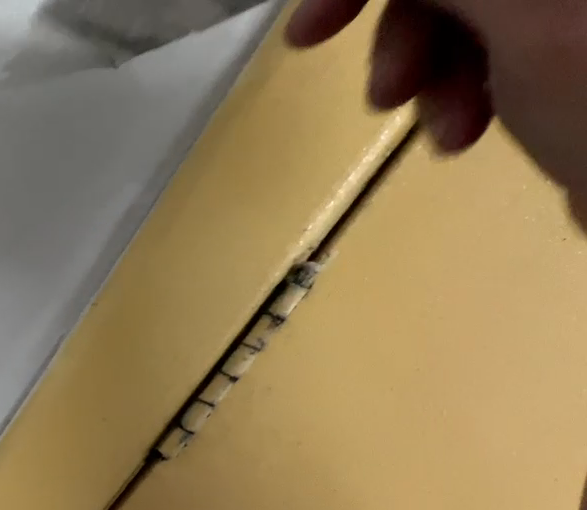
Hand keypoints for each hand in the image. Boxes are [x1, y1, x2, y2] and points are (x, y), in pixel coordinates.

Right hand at [286, 0, 586, 225]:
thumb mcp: (529, 14)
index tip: (315, 28)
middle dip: (405, 26)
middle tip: (382, 91)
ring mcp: (572, 8)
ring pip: (466, 9)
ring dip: (429, 72)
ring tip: (440, 128)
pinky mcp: (578, 37)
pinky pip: (492, 40)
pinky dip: (459, 87)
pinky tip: (462, 130)